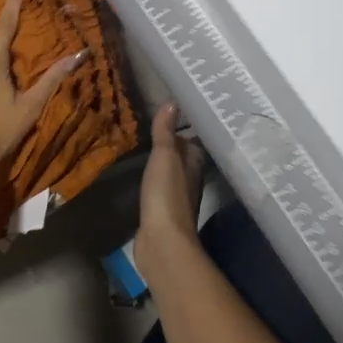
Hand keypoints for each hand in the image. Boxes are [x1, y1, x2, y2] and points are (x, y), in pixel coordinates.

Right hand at [136, 102, 206, 266]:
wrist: (162, 240)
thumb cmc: (166, 194)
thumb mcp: (164, 156)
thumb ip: (166, 131)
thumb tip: (172, 102)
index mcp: (195, 163)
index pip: (195, 138)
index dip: (188, 124)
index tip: (179, 106)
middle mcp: (191, 177)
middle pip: (185, 153)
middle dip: (176, 139)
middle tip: (160, 119)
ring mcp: (178, 194)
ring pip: (174, 169)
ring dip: (166, 157)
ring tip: (151, 139)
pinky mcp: (164, 209)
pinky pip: (161, 184)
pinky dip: (156, 174)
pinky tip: (146, 170)